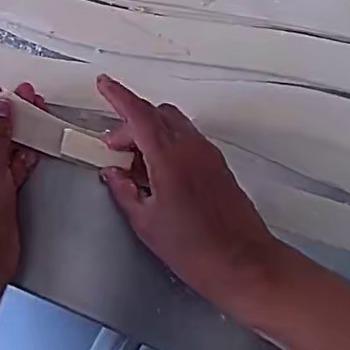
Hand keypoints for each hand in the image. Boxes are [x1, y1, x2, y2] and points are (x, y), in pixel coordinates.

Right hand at [95, 75, 293, 312]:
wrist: (245, 265)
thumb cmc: (198, 250)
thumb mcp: (147, 224)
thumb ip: (125, 192)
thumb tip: (113, 175)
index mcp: (169, 157)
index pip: (138, 113)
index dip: (117, 95)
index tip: (104, 84)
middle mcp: (190, 147)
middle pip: (155, 114)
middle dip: (129, 123)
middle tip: (112, 146)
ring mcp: (207, 153)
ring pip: (172, 123)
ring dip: (149, 131)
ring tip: (133, 163)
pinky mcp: (217, 164)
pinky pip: (186, 138)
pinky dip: (167, 142)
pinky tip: (157, 172)